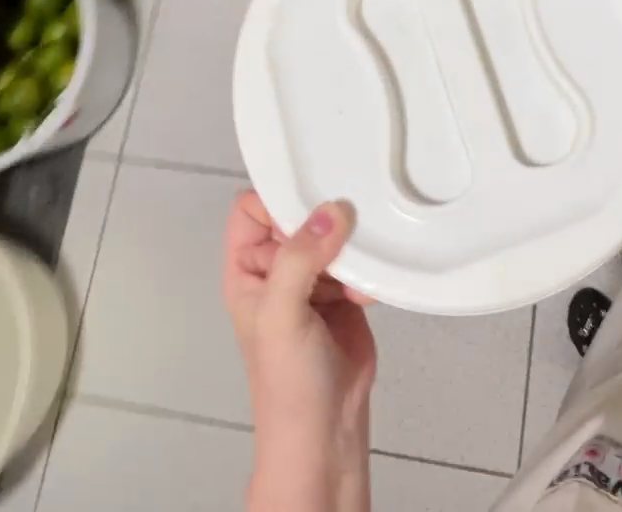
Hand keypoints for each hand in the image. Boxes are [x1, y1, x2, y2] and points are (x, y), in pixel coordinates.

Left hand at [222, 193, 375, 511]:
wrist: (327, 427)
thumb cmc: (288, 378)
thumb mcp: (281, 314)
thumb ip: (300, 259)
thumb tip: (333, 211)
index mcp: (248, 268)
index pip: (252, 210)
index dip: (276, 197)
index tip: (311, 194)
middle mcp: (279, 267)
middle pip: (299, 216)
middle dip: (325, 214)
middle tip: (352, 213)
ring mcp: (314, 279)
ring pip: (334, 235)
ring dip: (353, 243)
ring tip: (364, 256)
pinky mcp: (346, 291)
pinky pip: (361, 260)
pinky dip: (371, 268)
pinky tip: (373, 286)